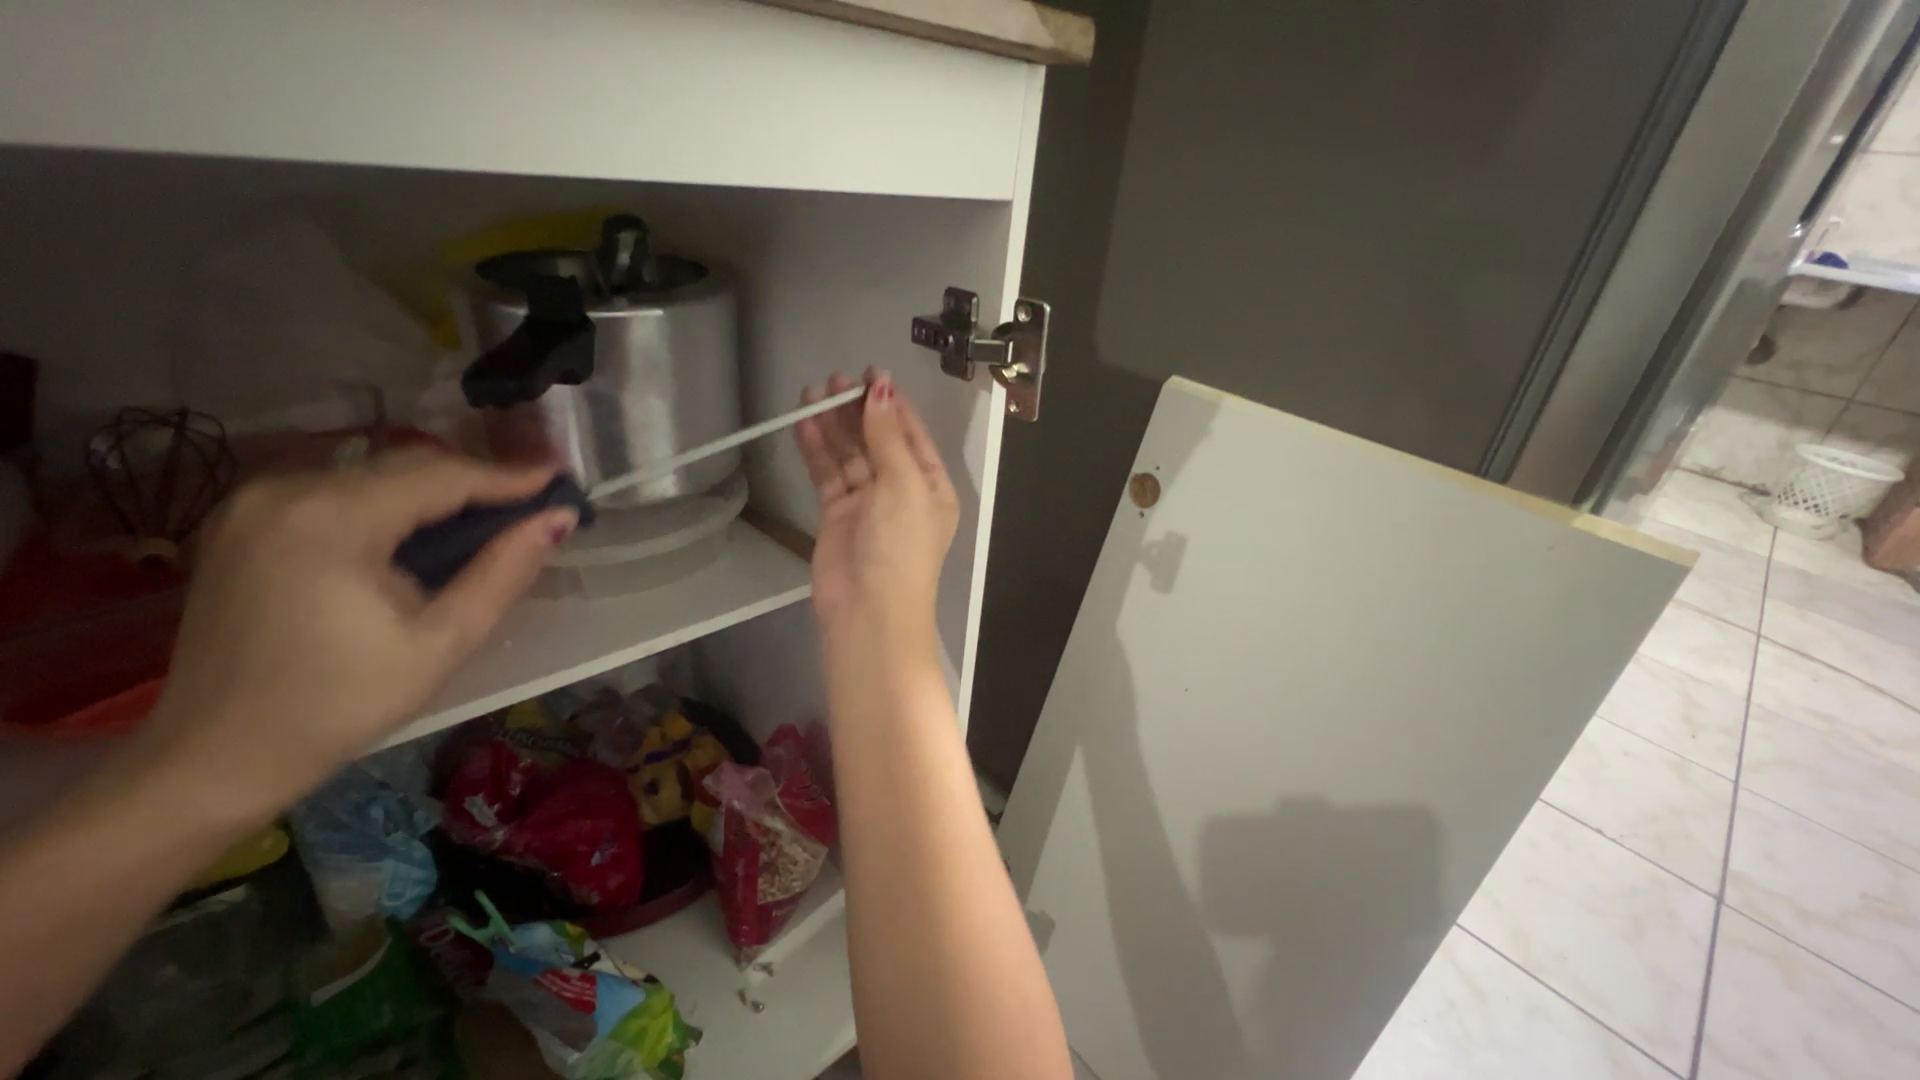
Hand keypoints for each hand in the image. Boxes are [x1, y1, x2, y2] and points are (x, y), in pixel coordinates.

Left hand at [132, 448, 575, 823]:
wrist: (214, 756)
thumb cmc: (339, 706)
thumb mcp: (441, 643)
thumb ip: (503, 572)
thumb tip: (557, 519)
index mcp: (331, 519)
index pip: (441, 476)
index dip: (508, 477)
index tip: (561, 480)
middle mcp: (285, 491)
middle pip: (404, 467)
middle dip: (475, 482)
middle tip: (534, 503)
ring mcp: (254, 504)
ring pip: (372, 477)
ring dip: (434, 493)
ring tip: (488, 520)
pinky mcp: (243, 523)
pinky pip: (336, 494)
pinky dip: (390, 505)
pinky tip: (420, 535)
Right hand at [796, 371, 957, 651]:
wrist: (869, 612)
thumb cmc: (900, 546)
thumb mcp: (904, 485)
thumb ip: (888, 436)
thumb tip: (880, 389)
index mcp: (931, 486)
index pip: (910, 434)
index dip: (891, 402)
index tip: (868, 372)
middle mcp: (902, 491)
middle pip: (878, 440)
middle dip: (857, 410)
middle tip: (833, 380)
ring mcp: (868, 504)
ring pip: (850, 455)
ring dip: (833, 425)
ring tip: (812, 392)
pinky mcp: (837, 516)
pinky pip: (828, 475)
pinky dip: (817, 450)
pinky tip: (803, 424)